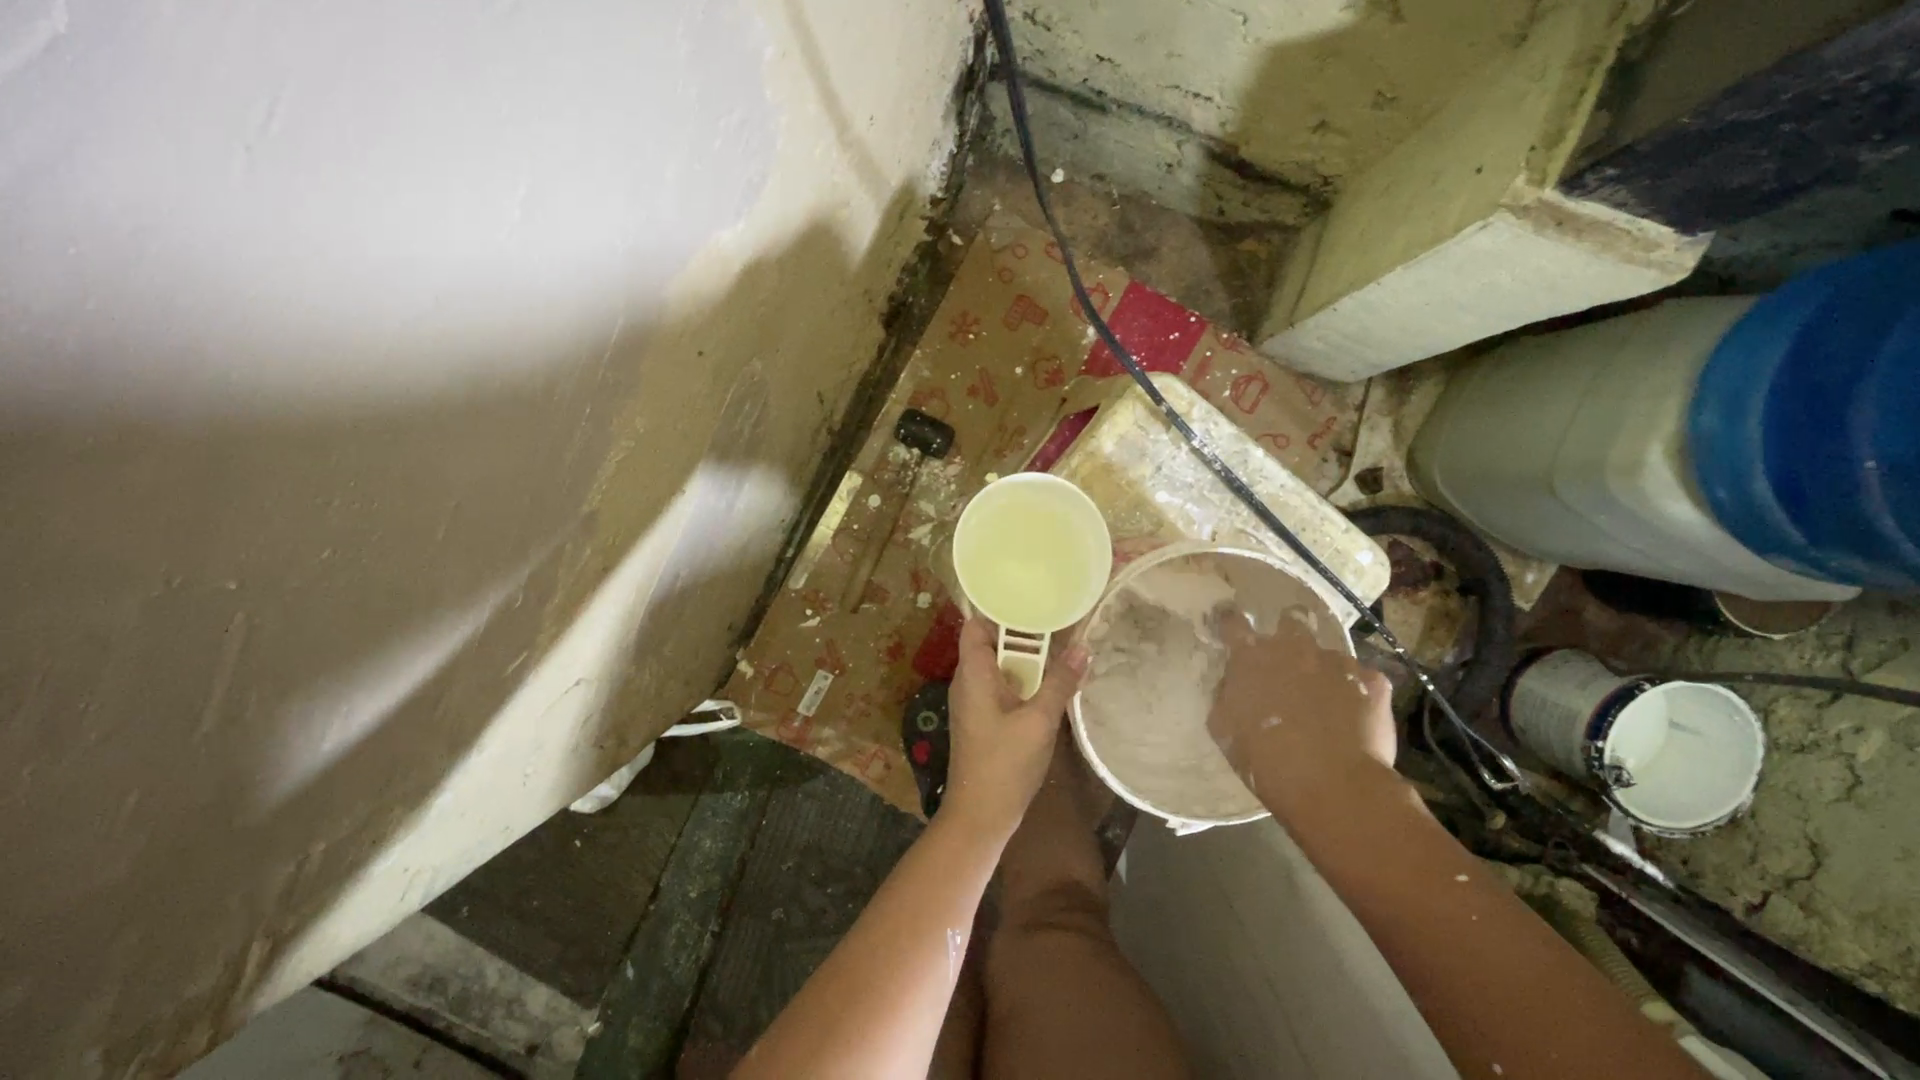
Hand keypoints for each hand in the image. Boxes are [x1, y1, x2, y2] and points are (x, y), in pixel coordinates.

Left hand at [942, 616, 1088, 838]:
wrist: (981, 815)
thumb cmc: (1005, 764)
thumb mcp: (1039, 721)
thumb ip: (1060, 683)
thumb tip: (1084, 647)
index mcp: (973, 674)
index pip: (975, 625)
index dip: (999, 609)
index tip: (1031, 598)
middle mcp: (969, 682)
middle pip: (992, 643)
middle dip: (1024, 632)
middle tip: (1060, 618)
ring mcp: (976, 703)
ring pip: (1001, 667)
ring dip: (1029, 659)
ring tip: (1064, 645)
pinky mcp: (986, 720)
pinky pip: (1005, 688)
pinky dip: (1026, 682)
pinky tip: (1053, 684)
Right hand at [1208, 617, 1395, 819]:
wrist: (1331, 783)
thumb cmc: (1265, 759)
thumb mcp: (1224, 729)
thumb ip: (1226, 696)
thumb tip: (1233, 684)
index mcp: (1251, 658)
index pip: (1233, 624)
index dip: (1229, 620)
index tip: (1228, 620)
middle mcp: (1294, 648)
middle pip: (1291, 620)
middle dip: (1288, 631)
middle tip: (1289, 658)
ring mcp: (1337, 661)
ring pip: (1329, 655)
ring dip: (1324, 671)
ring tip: (1328, 705)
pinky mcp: (1372, 681)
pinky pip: (1362, 680)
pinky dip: (1357, 694)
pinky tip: (1355, 720)